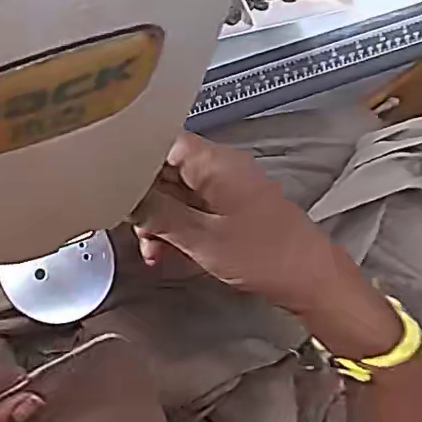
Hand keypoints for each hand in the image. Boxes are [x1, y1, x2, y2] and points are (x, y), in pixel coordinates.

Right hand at [132, 134, 401, 354]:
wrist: (312, 280)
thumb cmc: (262, 255)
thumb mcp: (202, 238)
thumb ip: (159, 216)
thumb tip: (124, 200)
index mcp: (214, 162)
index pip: (161, 141)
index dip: (132, 157)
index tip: (108, 180)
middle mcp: (218, 168)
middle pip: (164, 168)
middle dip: (142, 197)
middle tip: (129, 226)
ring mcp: (224, 188)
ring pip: (173, 192)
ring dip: (156, 219)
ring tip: (150, 250)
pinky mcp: (228, 209)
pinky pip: (189, 209)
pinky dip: (174, 227)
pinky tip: (163, 253)